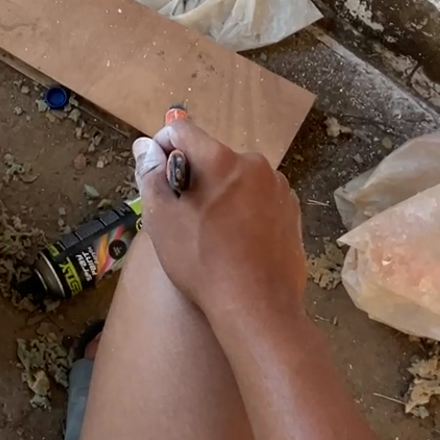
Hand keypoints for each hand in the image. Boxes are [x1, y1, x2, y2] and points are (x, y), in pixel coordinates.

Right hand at [133, 119, 306, 328]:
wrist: (259, 309)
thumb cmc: (203, 262)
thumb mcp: (162, 219)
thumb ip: (150, 174)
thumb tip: (146, 146)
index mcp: (220, 159)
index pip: (182, 130)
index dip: (162, 146)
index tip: (156, 174)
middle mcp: (254, 164)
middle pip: (210, 154)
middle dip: (192, 174)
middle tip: (182, 212)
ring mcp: (278, 187)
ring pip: (235, 176)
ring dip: (219, 190)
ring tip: (211, 230)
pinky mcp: (292, 210)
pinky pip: (258, 195)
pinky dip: (244, 206)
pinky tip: (237, 239)